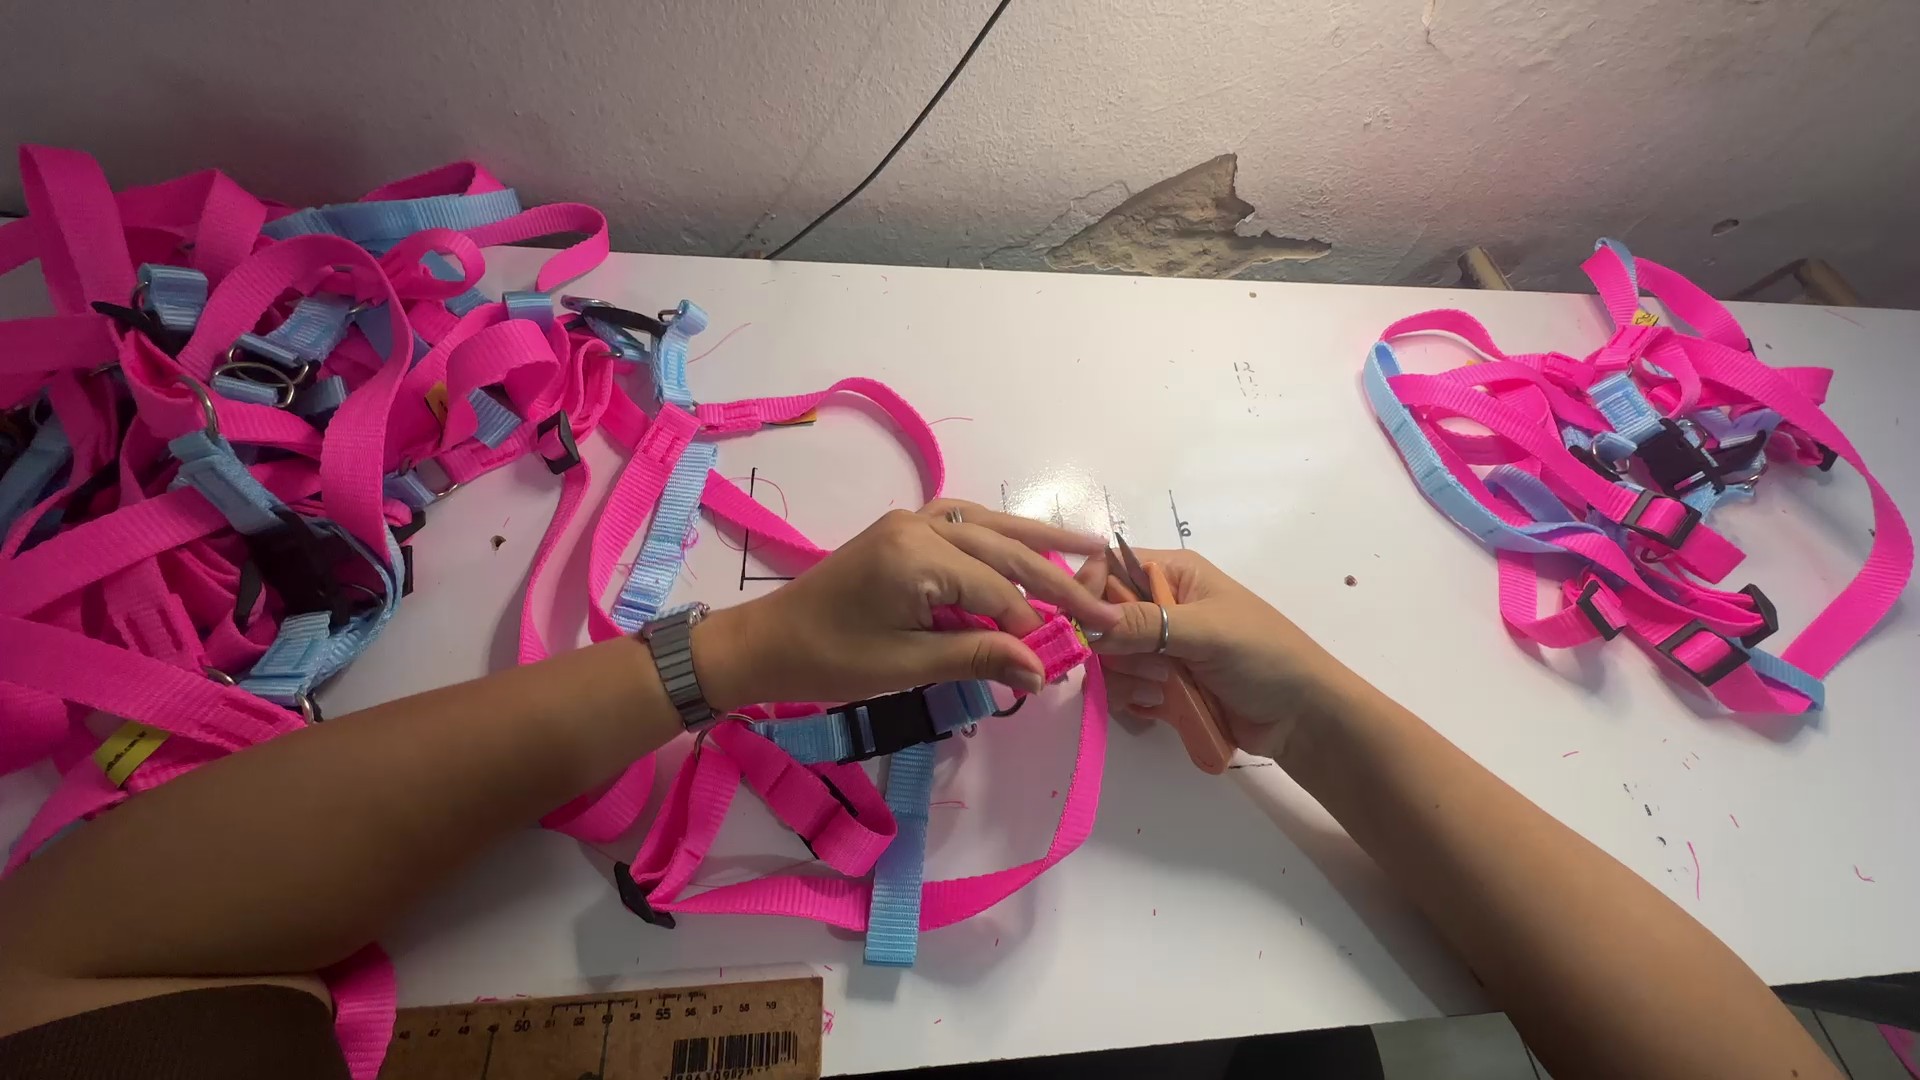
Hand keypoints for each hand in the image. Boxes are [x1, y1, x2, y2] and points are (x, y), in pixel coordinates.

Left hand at [696, 500, 1119, 709]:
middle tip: (1104, 607)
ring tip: (1088, 547)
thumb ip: (978, 656)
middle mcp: (918, 525)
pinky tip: (1023, 542)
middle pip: (1003, 548)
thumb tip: (1043, 668)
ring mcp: (909, 521)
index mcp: (917, 556)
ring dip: (1037, 540)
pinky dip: (1000, 535)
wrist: (766, 642)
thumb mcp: (907, 665)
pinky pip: (964, 524)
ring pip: (989, 525)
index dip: (1031, 624)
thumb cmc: (830, 661)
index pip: (997, 588)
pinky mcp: (903, 530)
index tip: (1063, 657)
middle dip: (1056, 579)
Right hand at [1078, 547, 1355, 759]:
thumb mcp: (1207, 632)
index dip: (1087, 594)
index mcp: (1172, 574)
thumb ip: (1146, 624)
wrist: (1303, 719)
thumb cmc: (1264, 656)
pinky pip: (1119, 687)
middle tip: (1149, 666)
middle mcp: (1159, 605)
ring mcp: (1157, 647)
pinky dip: (1132, 698)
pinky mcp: (1158, 682)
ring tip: (1161, 689)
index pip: (1107, 568)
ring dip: (1125, 677)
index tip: (1083, 627)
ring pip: (1106, 657)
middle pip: (1100, 618)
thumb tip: (1086, 626)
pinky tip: (1160, 706)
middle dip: (1114, 647)